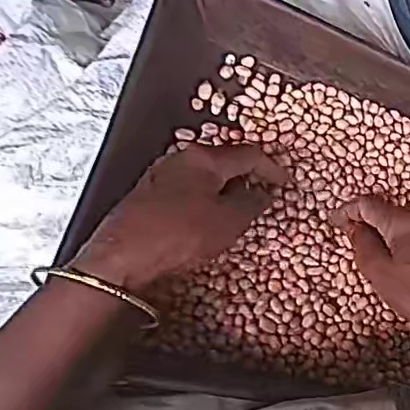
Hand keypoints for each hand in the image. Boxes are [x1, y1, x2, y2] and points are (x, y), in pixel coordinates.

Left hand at [72, 144, 287, 289]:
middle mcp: (181, 158)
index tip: (286, 183)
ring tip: (243, 209)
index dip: (272, 169)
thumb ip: (252, 203)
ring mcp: (162, 174)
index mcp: (204, 159)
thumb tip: (263, 194)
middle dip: (249, 177)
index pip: (249, 154)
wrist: (124, 255)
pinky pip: (191, 188)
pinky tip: (213, 217)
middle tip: (267, 194)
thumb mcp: (229, 221)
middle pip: (225, 161)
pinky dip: (210, 197)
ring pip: (207, 175)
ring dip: (229, 189)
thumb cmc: (180, 235)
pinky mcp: (151, 193)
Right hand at [335, 197, 409, 341]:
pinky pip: (403, 234)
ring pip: (393, 222)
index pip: (370, 204)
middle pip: (383, 210)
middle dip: (360, 217)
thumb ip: (362, 244)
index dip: (348, 210)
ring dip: (373, 228)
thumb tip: (354, 228)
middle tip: (343, 231)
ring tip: (358, 244)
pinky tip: (380, 254)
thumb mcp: (378, 271)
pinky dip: (387, 238)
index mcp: (405, 224)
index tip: (334, 222)